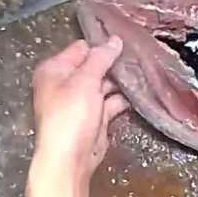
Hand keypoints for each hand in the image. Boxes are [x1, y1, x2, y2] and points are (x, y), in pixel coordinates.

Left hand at [30, 37, 128, 181]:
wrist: (70, 156)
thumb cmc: (71, 113)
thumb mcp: (85, 79)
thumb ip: (101, 58)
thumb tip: (115, 40)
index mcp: (55, 70)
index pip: (80, 49)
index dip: (100, 45)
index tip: (125, 41)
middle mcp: (66, 83)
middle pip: (93, 66)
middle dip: (113, 63)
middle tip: (138, 55)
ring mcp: (80, 102)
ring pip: (104, 84)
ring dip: (120, 81)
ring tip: (142, 71)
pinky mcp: (94, 118)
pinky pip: (110, 103)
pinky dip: (122, 99)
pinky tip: (138, 92)